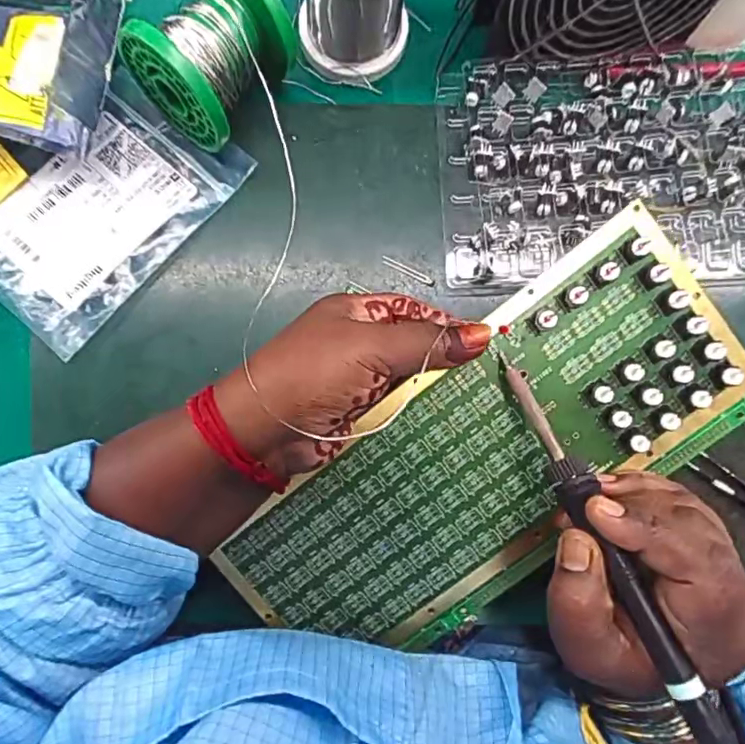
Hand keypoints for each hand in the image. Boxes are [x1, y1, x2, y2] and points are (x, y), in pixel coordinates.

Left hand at [212, 293, 491, 476]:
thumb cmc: (310, 375)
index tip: (481, 342)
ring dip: (428, 394)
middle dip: (440, 363)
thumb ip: (424, 343)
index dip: (445, 324)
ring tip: (466, 401)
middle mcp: (357, 346)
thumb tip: (479, 334)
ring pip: (407, 384)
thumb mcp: (370, 348)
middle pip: (413, 349)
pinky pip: (395, 412)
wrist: (263, 432)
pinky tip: (438, 423)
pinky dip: (412, 417)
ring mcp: (357, 383)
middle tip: (478, 377)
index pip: (412, 312)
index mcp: (355, 315)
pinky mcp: (356, 416)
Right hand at [546, 472, 744, 698]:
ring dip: (635, 495)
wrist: (645, 679)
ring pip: (687, 509)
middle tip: (580, 503)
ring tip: (590, 496)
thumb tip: (577, 538)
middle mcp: (735, 586)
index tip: (594, 510)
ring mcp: (727, 562)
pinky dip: (643, 494)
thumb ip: (578, 598)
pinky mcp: (707, 544)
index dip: (642, 526)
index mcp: (718, 621)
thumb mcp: (588, 648)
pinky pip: (681, 506)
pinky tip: (611, 496)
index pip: (692, 557)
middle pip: (691, 525)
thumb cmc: (620, 666)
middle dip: (632, 507)